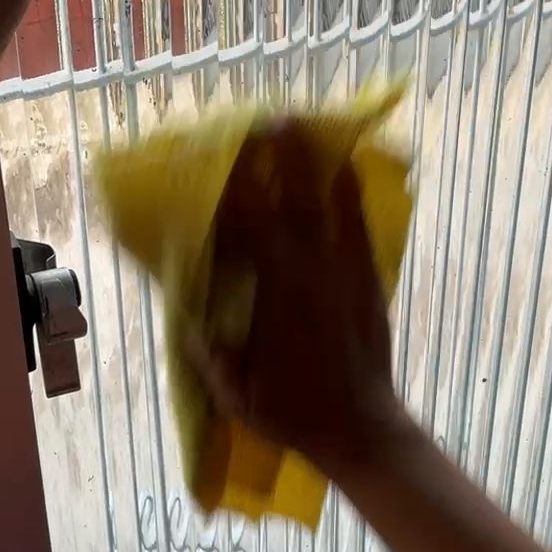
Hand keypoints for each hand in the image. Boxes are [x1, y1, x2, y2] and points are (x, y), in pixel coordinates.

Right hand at [185, 123, 420, 479]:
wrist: (361, 430)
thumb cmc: (292, 411)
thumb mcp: (233, 389)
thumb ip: (206, 347)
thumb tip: (184, 306)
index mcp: (276, 291)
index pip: (248, 225)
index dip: (232, 188)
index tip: (218, 157)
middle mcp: (311, 269)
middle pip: (290, 199)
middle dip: (275, 157)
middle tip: (262, 121)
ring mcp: (345, 271)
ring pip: (327, 202)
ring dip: (311, 161)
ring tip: (300, 126)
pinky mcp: (368, 278)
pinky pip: (360, 225)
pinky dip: (350, 192)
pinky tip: (345, 166)